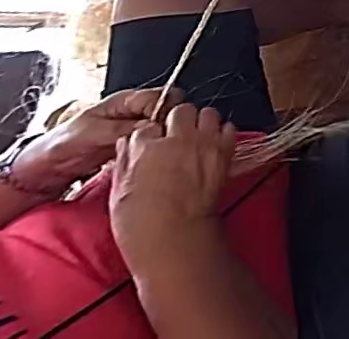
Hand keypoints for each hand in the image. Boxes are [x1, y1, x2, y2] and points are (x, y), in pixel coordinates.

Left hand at [12, 87, 173, 186]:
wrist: (39, 173)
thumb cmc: (58, 146)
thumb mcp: (89, 134)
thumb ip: (121, 128)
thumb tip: (152, 125)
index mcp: (125, 100)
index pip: (160, 96)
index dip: (165, 110)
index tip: (161, 129)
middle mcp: (133, 112)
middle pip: (166, 111)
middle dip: (165, 126)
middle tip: (158, 144)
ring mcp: (132, 130)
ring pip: (160, 129)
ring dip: (159, 141)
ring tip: (151, 156)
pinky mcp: (130, 148)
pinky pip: (150, 146)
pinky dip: (151, 153)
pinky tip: (145, 164)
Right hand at [108, 102, 236, 264]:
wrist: (175, 238)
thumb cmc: (141, 225)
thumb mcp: (119, 195)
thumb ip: (124, 163)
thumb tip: (126, 144)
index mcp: (148, 149)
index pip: (147, 126)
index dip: (149, 135)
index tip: (151, 144)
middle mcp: (178, 139)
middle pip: (181, 110)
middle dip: (177, 121)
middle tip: (175, 137)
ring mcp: (205, 142)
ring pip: (208, 113)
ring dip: (201, 123)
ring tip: (196, 139)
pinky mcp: (224, 150)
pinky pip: (229, 128)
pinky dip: (222, 133)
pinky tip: (213, 146)